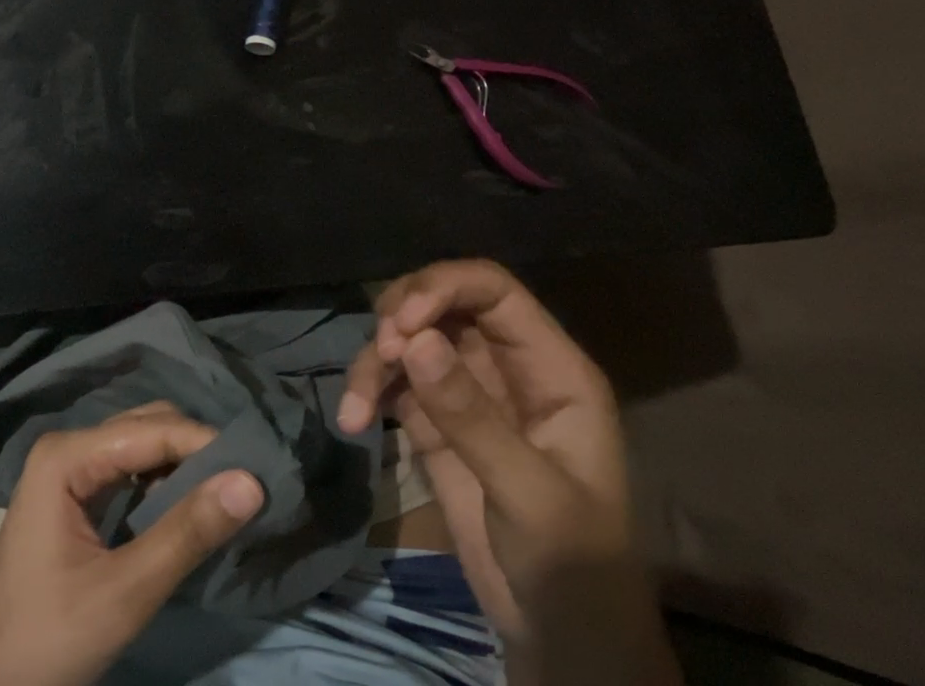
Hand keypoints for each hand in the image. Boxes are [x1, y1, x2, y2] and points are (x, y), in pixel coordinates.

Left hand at [0, 403, 265, 685]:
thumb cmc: (50, 635)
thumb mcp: (126, 590)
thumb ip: (186, 533)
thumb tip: (252, 482)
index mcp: (67, 457)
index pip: (154, 429)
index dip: (209, 445)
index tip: (262, 470)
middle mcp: (68, 449)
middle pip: (148, 427)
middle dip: (199, 449)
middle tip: (251, 481)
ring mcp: (70, 472)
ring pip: (143, 447)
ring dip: (187, 466)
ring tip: (234, 491)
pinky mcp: (77, 497)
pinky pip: (132, 473)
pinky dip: (167, 483)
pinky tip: (196, 506)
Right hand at [338, 260, 679, 685]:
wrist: (561, 635)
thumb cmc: (571, 565)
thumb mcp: (529, 494)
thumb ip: (471, 417)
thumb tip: (412, 343)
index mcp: (552, 371)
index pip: (495, 293)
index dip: (443, 288)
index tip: (399, 326)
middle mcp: (508, 370)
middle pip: (444, 305)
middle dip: (401, 318)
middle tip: (379, 356)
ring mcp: (469, 396)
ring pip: (411, 342)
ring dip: (375, 361)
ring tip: (356, 408)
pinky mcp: (436, 425)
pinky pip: (396, 384)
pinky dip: (369, 392)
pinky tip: (353, 421)